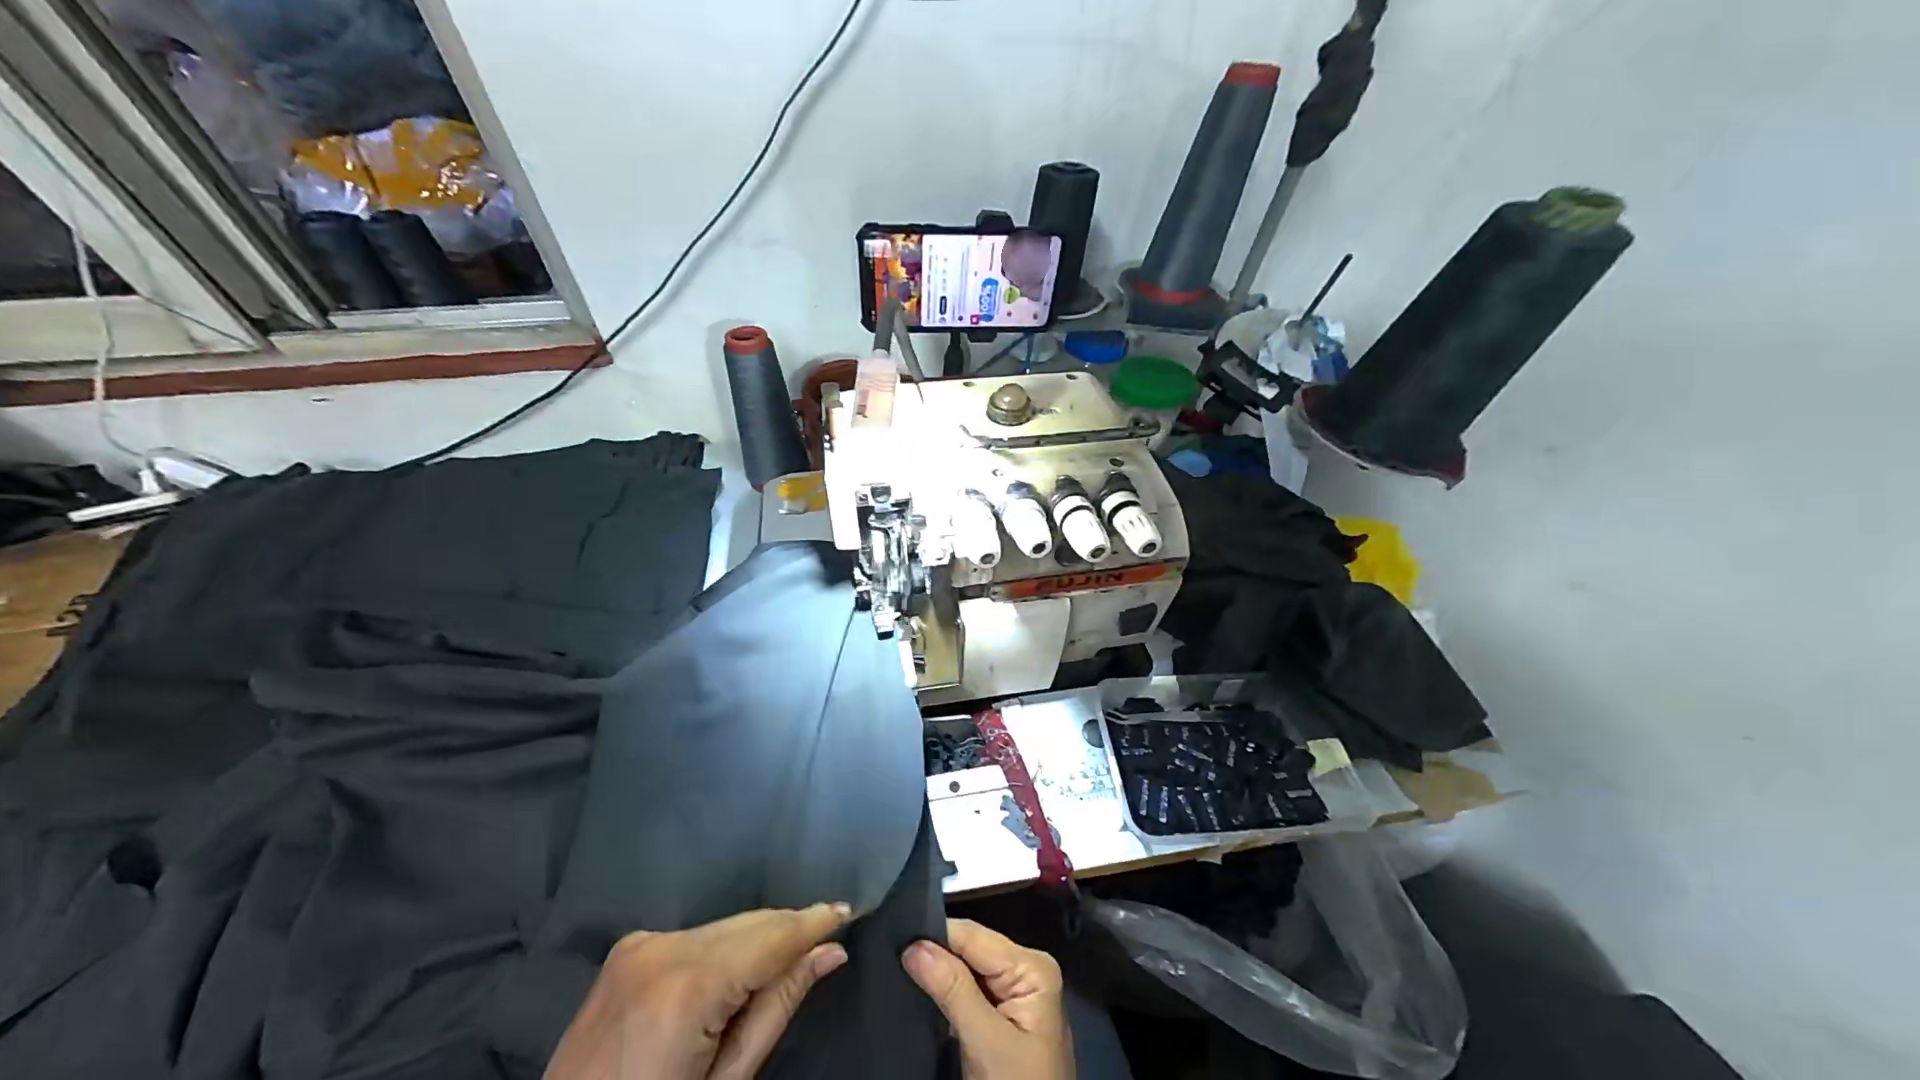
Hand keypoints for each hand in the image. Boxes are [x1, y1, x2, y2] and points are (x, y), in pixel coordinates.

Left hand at [544, 903, 851, 1079]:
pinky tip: (737, 971)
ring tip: (784, 963)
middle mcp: (663, 949)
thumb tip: (829, 952)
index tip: (850, 909)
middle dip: (789, 930)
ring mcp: (640, 944)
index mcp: (687, 988)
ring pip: (726, 925)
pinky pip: (697, 935)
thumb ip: (778, 1007)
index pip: (771, 937)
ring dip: (759, 938)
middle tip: (828, 939)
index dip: (813, 921)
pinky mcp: (628, 947)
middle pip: (750, 924)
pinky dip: (725, 946)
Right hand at [902, 918, 1072, 1079]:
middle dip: (934, 951)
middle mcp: (1025, 968)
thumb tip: (913, 945)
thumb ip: (953, 990)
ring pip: (965, 967)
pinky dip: (944, 990)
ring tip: (897, 965)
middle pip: (970, 948)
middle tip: (891, 953)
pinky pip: (967, 988)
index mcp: (1032, 966)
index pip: (974, 936)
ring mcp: (1014, 990)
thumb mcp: (986, 1043)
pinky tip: (919, 988)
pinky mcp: (1001, 1012)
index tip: (894, 939)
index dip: (934, 935)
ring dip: (936, 970)